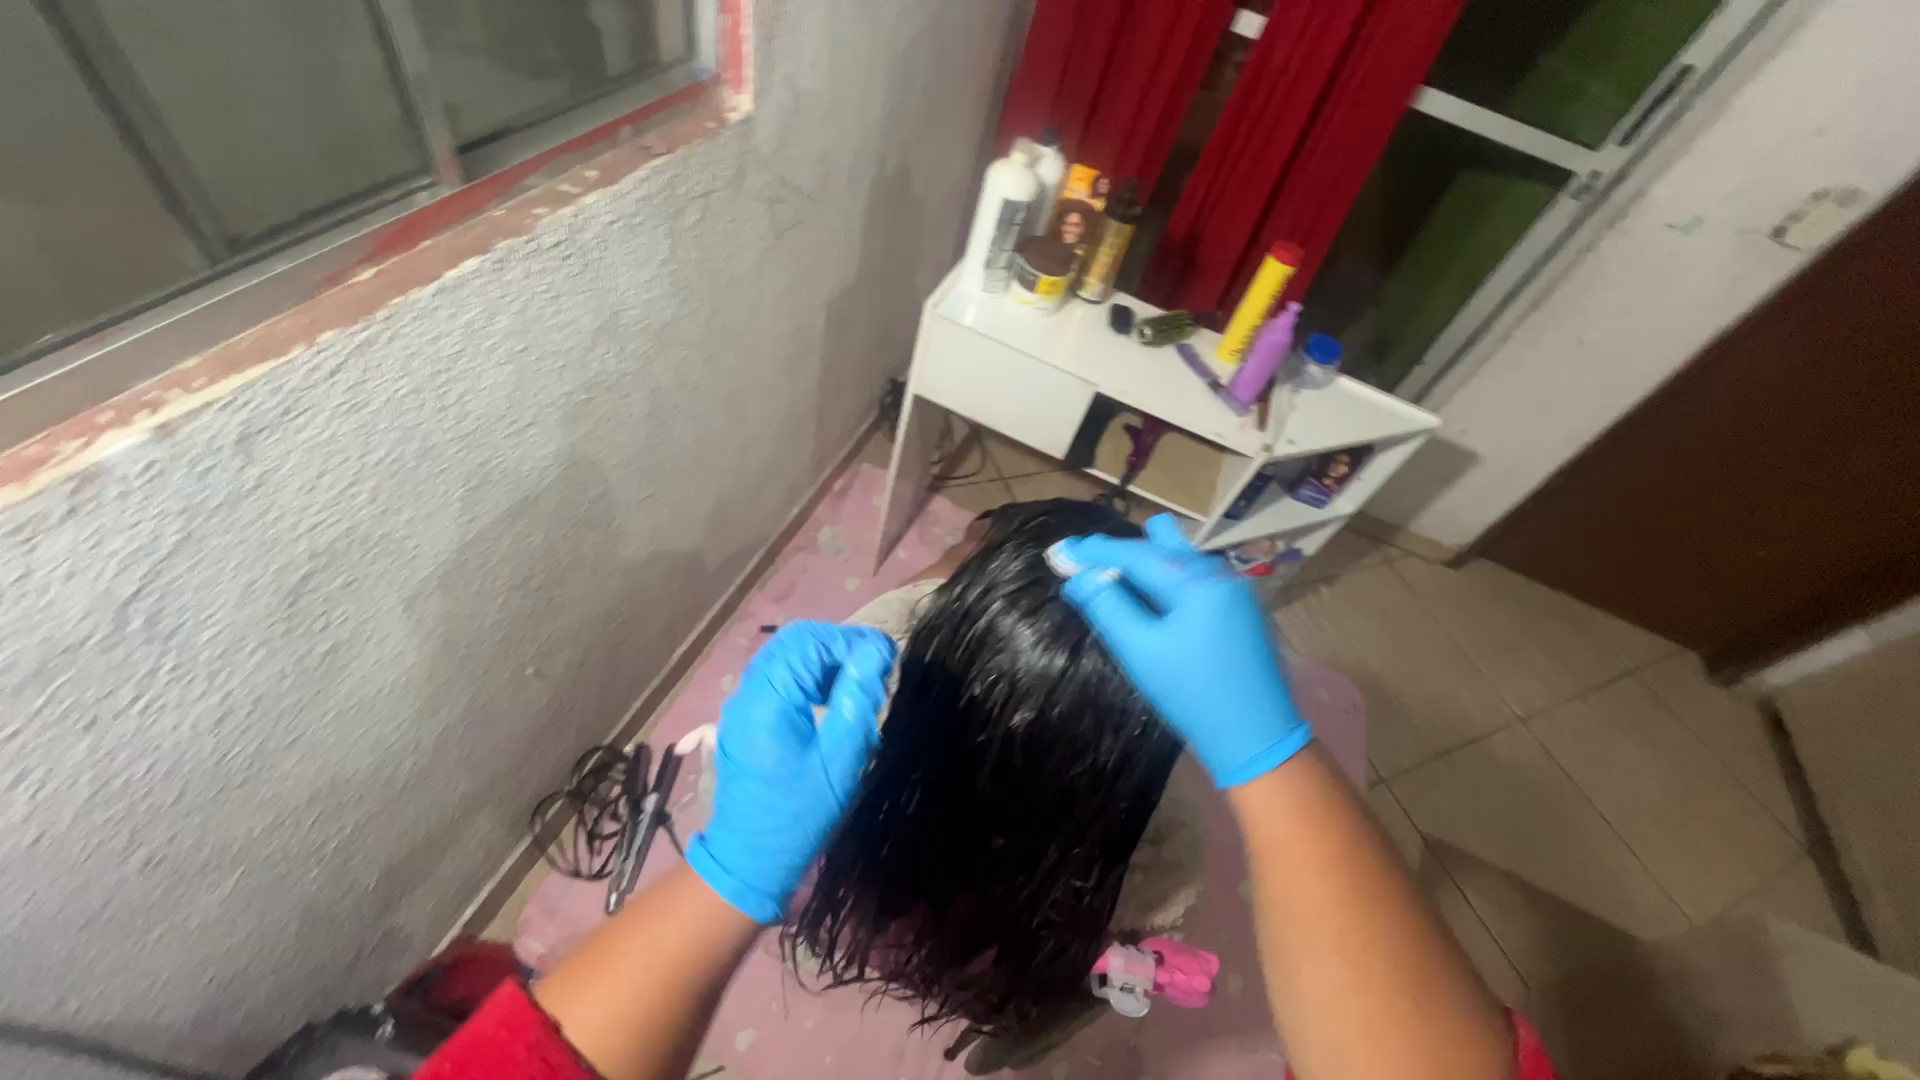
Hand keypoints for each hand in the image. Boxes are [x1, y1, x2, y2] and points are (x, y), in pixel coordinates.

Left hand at [685, 622, 896, 922]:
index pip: (811, 641)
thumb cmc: (799, 814)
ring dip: (826, 660)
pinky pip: (779, 676)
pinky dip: (809, 675)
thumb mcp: (840, 759)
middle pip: (795, 641)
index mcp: (768, 698)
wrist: (749, 857)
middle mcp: (748, 691)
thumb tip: (877, 651)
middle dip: (839, 646)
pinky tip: (833, 699)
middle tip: (875, 668)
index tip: (887, 659)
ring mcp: (742, 703)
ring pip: (787, 655)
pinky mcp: (746, 716)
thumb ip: (857, 699)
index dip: (852, 641)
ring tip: (859, 684)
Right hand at [1059, 514, 1309, 788]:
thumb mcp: (1140, 651)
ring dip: (1145, 563)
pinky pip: (1193, 577)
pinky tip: (1147, 595)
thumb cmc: (1192, 694)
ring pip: (1180, 558)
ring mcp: (1234, 590)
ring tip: (1113, 574)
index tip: (1066, 549)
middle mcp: (1219, 574)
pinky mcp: (1238, 609)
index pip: (1137, 553)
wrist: (1256, 736)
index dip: (1097, 551)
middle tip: (1087, 559)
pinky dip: (1164, 579)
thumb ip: (1107, 607)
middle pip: (1163, 544)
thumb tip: (1078, 579)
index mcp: (1197, 582)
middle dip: (1122, 550)